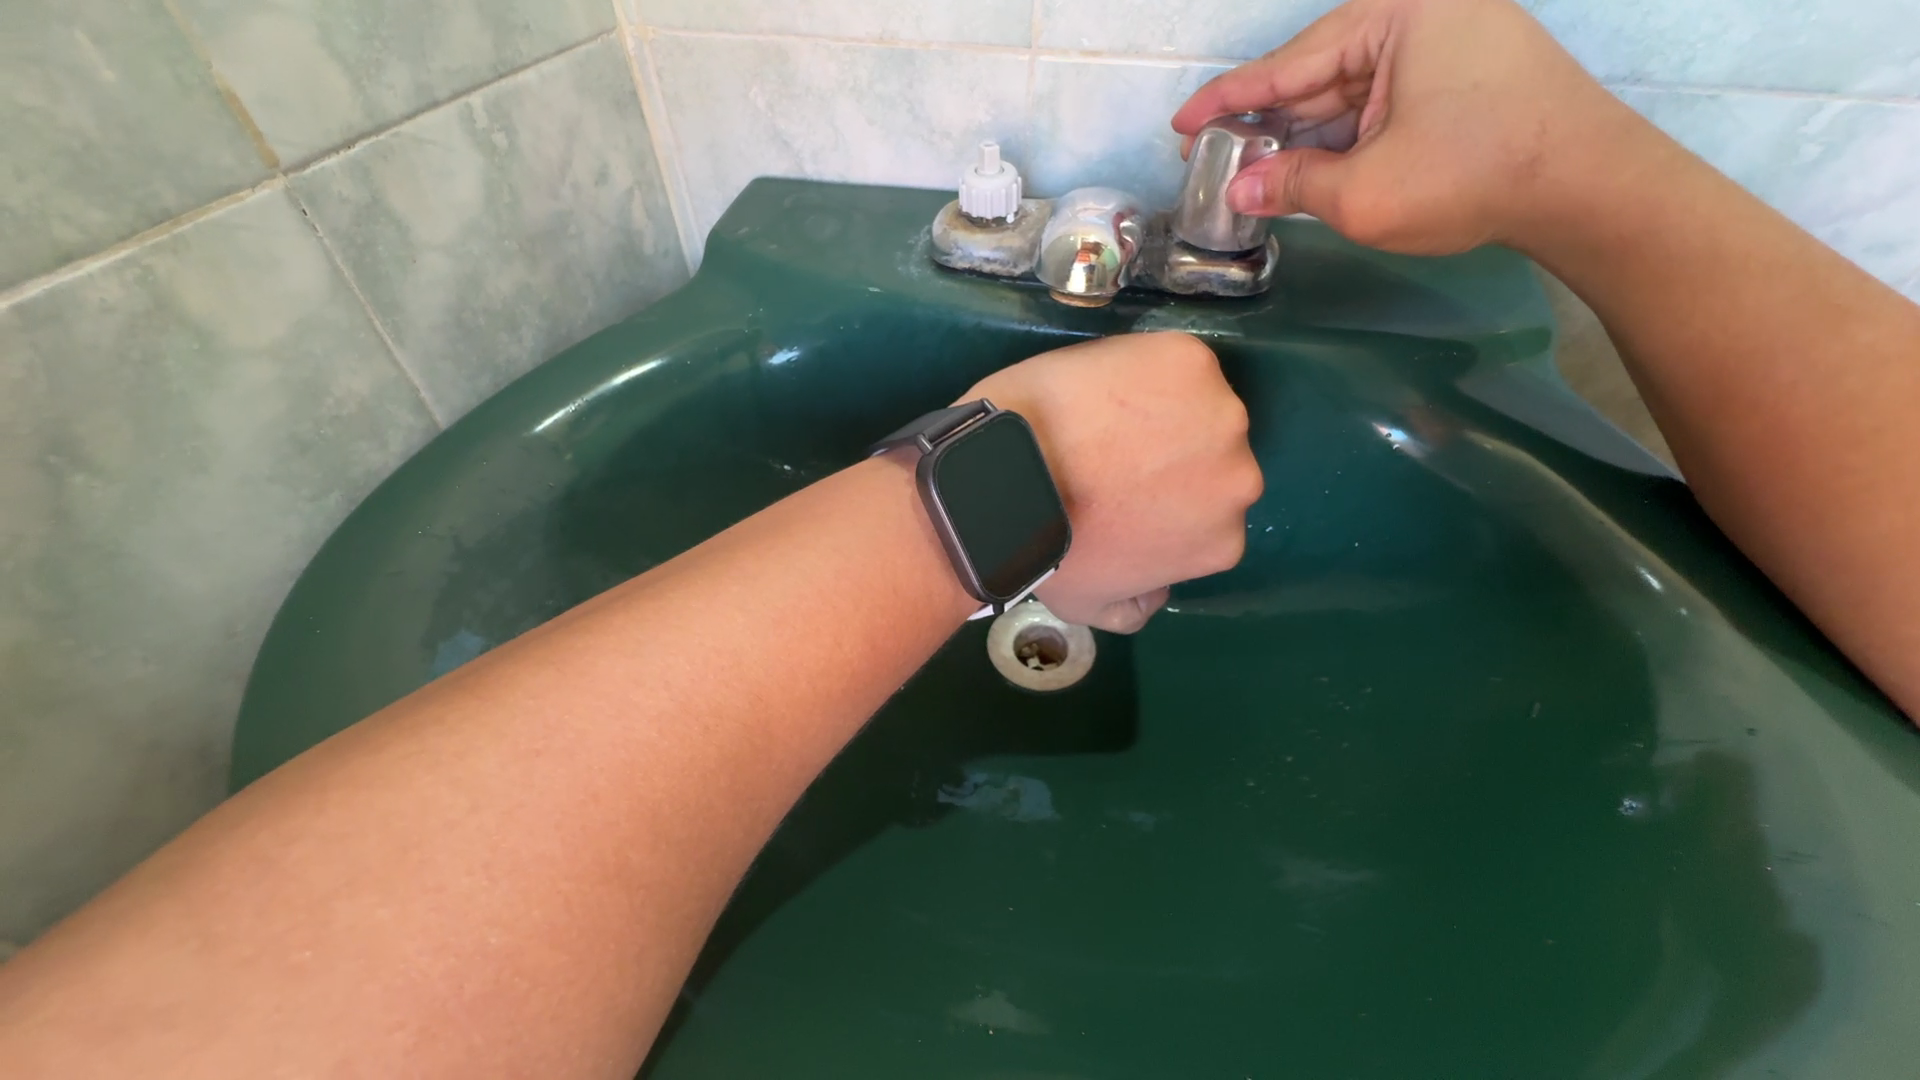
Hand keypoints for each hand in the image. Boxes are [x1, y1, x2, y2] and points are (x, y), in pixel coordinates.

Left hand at [964, 332, 1262, 633]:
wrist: (1009, 480)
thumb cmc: (1047, 550)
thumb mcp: (1093, 607)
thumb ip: (1138, 608)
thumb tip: (1157, 590)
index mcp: (1222, 542)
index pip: (1205, 517)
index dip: (1163, 502)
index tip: (1123, 493)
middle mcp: (1239, 480)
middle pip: (1211, 459)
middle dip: (1172, 457)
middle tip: (1110, 455)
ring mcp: (1220, 413)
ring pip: (1197, 406)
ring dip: (1162, 409)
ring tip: (1101, 417)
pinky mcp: (1189, 360)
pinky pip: (1173, 361)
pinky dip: (1144, 367)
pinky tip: (1101, 385)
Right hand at [1170, 0, 1647, 254]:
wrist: (1585, 187)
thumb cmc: (1470, 176)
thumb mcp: (1362, 192)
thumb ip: (1291, 185)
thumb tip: (1237, 192)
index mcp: (1396, 14)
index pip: (1288, 64)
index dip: (1227, 100)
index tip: (1181, 125)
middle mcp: (1418, 16)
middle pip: (1314, 74)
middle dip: (1260, 121)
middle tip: (1207, 156)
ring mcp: (1440, 46)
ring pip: (1343, 94)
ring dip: (1295, 135)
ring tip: (1244, 170)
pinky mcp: (1454, 80)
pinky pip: (1374, 106)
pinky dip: (1335, 139)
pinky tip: (1299, 166)